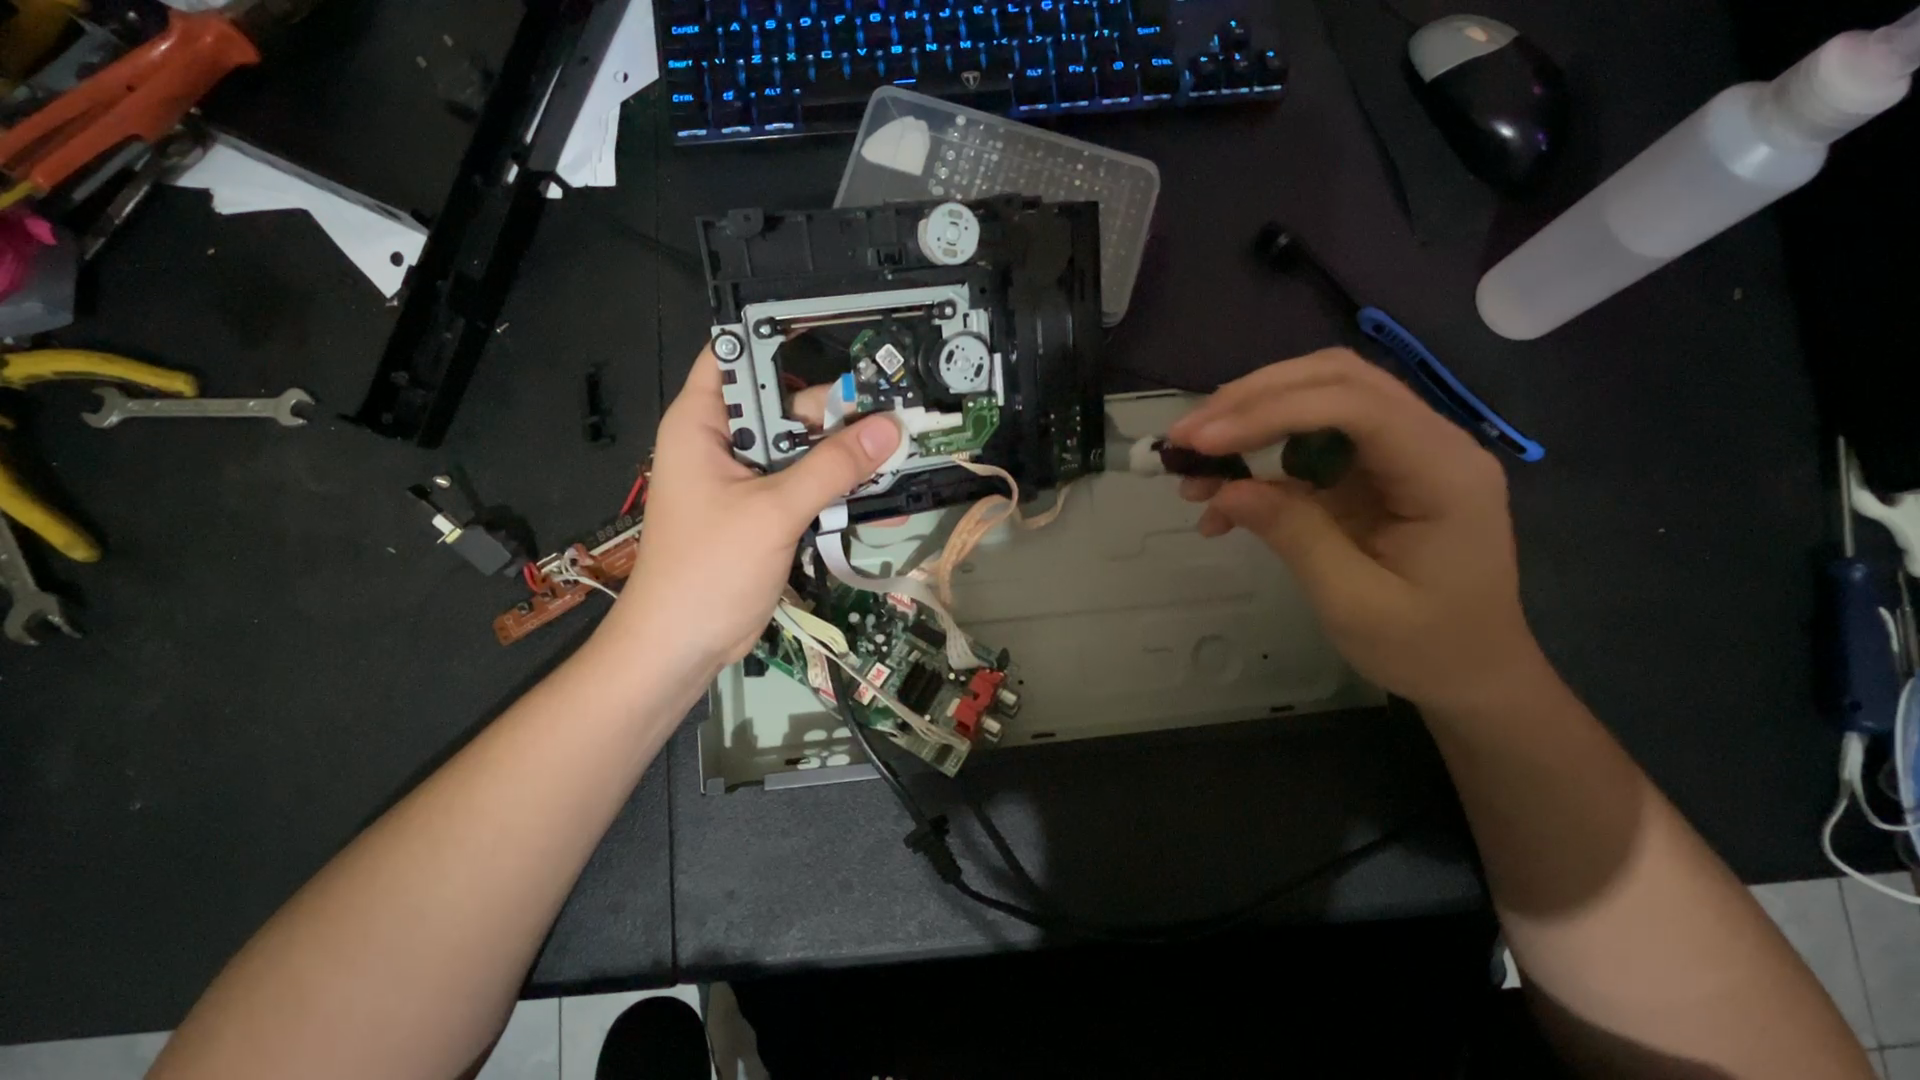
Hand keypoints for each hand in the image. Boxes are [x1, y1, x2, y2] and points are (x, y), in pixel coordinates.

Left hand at [595, 347, 900, 675]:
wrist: (682, 645)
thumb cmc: (708, 569)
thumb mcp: (773, 511)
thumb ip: (832, 467)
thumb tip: (889, 430)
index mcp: (702, 423)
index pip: (735, 355)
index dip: (781, 336)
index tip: (840, 329)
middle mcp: (724, 442)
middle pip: (785, 404)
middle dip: (836, 408)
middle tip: (891, 408)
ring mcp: (748, 479)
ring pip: (804, 447)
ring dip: (846, 452)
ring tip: (899, 449)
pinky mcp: (766, 512)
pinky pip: (809, 486)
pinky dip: (839, 488)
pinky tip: (882, 493)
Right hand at [1167, 349, 1546, 711]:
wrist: (1475, 675)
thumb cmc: (1427, 648)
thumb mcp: (1354, 603)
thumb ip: (1294, 535)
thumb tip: (1225, 490)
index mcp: (1444, 472)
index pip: (1355, 405)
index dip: (1271, 412)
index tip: (1202, 443)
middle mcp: (1432, 442)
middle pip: (1337, 380)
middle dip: (1253, 400)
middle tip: (1186, 438)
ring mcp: (1404, 452)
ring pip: (1320, 399)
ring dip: (1250, 420)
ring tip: (1191, 464)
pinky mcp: (1377, 470)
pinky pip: (1312, 443)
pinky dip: (1260, 459)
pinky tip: (1222, 498)